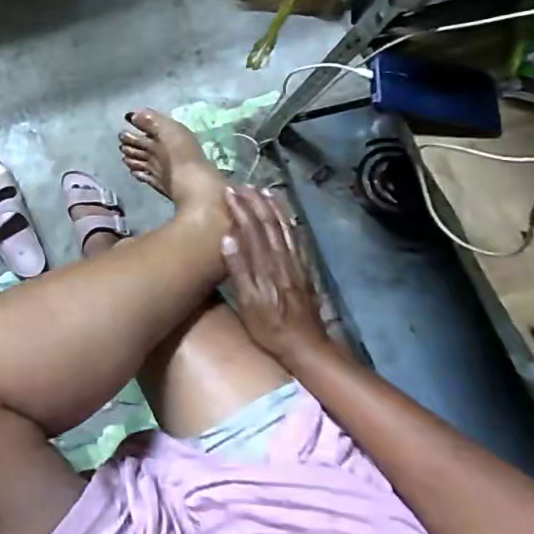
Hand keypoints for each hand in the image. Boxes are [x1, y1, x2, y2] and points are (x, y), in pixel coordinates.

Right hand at [222, 186, 327, 364]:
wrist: (306, 347)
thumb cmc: (269, 329)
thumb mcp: (248, 304)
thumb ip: (238, 271)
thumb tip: (226, 239)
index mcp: (266, 266)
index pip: (251, 230)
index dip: (240, 209)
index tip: (228, 192)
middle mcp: (283, 259)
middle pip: (269, 224)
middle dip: (255, 202)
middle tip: (243, 186)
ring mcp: (297, 264)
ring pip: (285, 228)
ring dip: (273, 208)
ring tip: (263, 192)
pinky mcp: (305, 270)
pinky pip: (298, 239)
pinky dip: (290, 223)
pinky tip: (286, 216)